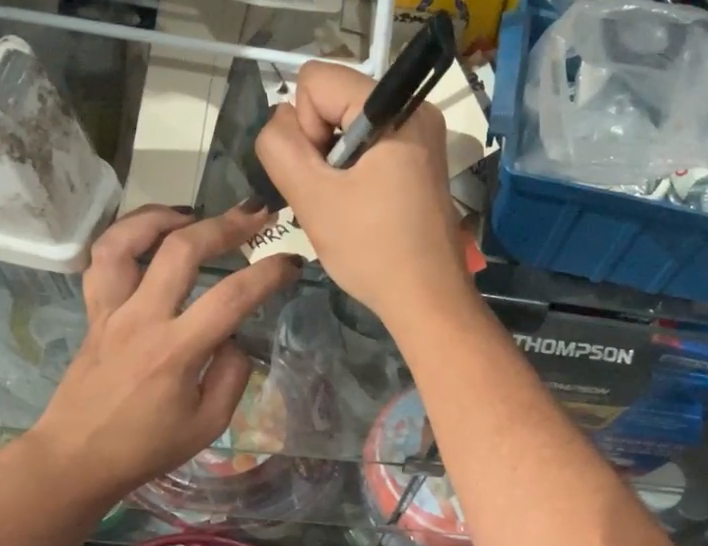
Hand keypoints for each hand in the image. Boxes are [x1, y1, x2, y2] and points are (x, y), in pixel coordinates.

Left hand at [23, 204, 298, 505]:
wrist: (79, 455)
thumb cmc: (148, 448)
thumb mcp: (208, 425)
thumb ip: (231, 375)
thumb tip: (234, 336)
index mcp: (177, 351)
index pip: (232, 298)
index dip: (268, 274)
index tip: (291, 262)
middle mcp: (142, 318)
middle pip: (182, 250)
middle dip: (225, 226)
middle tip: (256, 217)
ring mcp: (111, 310)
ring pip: (129, 240)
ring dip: (165, 216)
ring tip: (194, 213)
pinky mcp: (94, 312)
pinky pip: (104, 259)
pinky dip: (127, 236)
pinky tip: (149, 233)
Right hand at [253, 63, 470, 321]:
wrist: (428, 302)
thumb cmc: (374, 252)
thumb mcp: (313, 197)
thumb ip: (279, 146)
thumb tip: (279, 122)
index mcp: (396, 108)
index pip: (315, 81)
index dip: (304, 128)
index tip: (324, 177)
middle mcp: (414, 112)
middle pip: (332, 102)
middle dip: (319, 148)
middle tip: (334, 198)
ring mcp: (421, 141)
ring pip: (346, 130)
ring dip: (333, 168)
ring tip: (346, 210)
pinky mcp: (420, 168)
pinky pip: (368, 152)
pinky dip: (353, 178)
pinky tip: (360, 213)